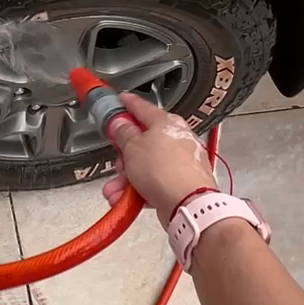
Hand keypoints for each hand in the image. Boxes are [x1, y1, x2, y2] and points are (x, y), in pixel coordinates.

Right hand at [99, 92, 216, 226]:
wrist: (188, 204)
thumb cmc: (164, 171)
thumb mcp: (132, 147)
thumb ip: (123, 132)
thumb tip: (119, 123)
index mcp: (166, 122)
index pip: (143, 107)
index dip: (128, 103)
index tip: (120, 100)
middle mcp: (176, 139)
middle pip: (142, 141)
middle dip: (124, 156)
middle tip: (116, 162)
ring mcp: (180, 162)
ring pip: (146, 166)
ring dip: (126, 178)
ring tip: (115, 190)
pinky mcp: (181, 183)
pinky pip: (155, 182)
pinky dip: (139, 190)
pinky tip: (126, 199)